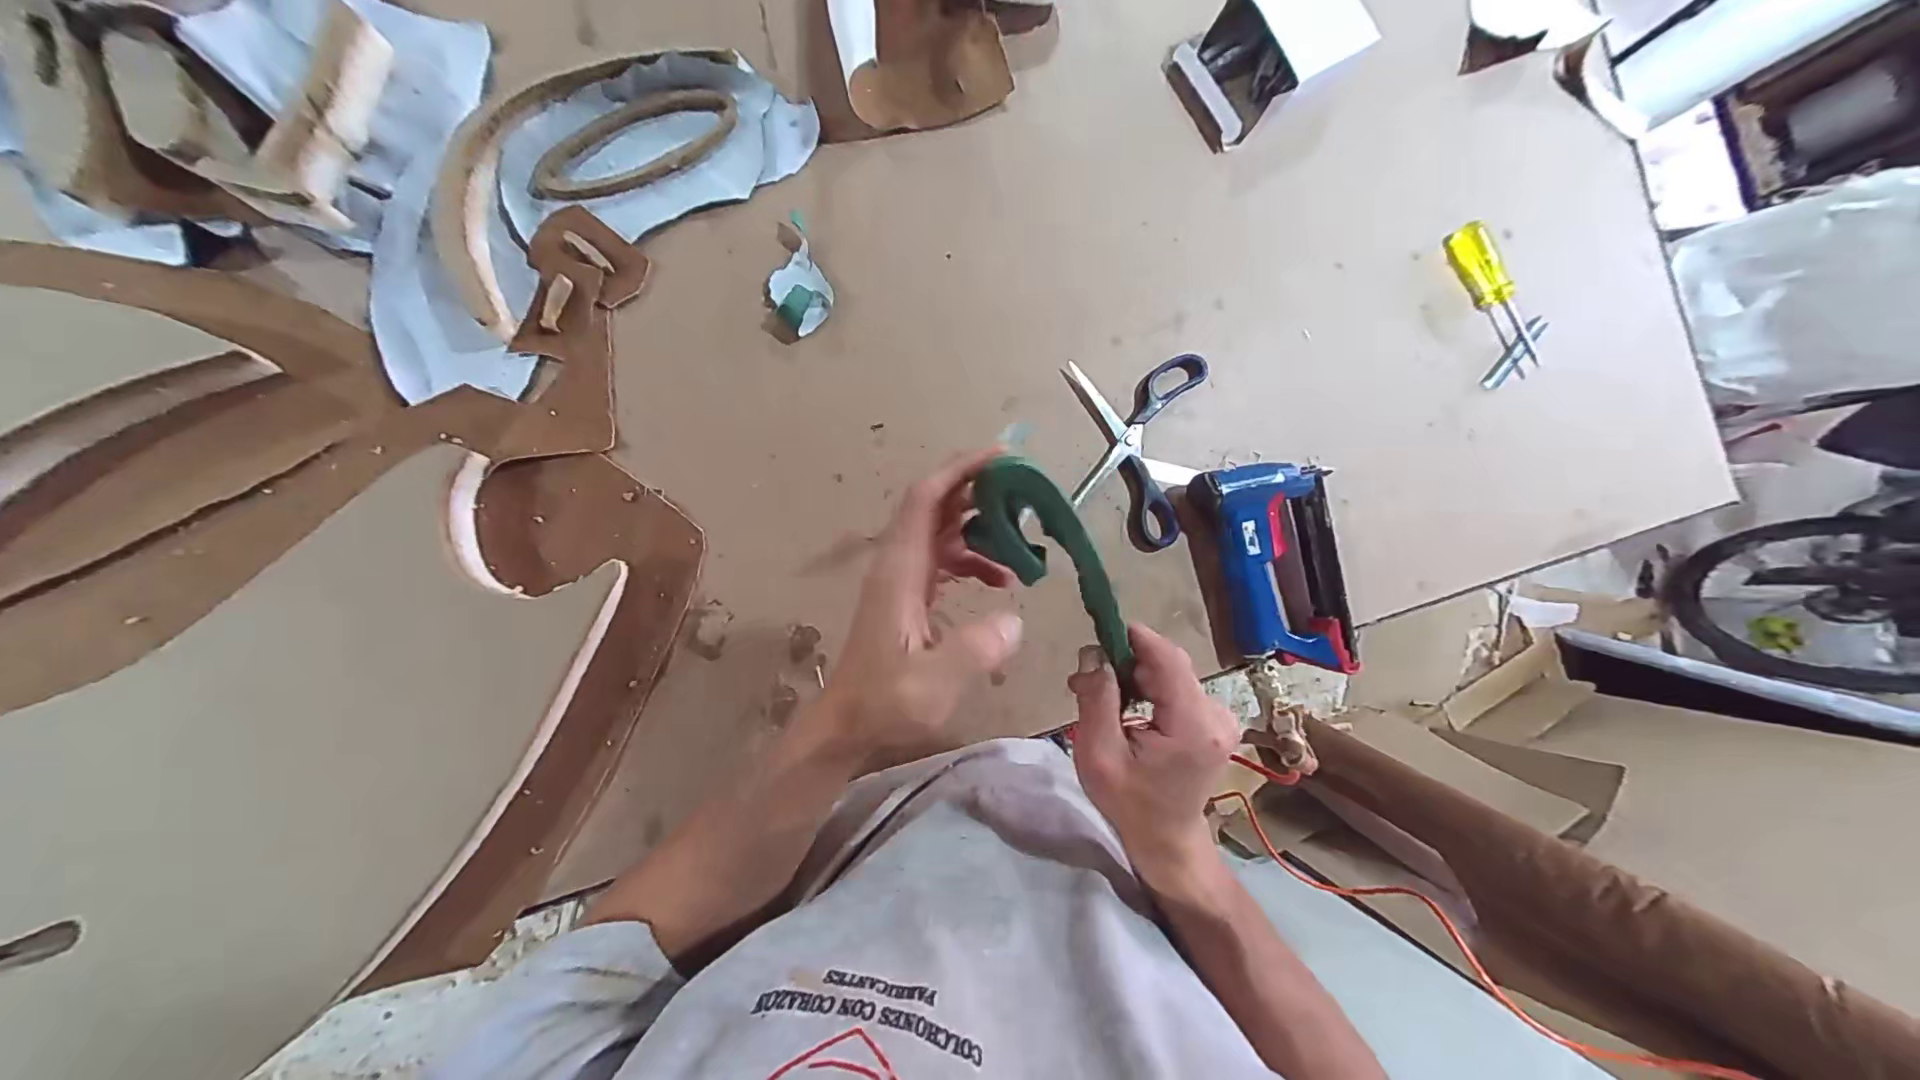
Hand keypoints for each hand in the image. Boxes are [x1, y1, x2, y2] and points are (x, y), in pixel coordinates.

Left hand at [810, 447, 1023, 774]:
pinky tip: (1001, 580)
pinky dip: (973, 560)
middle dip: (979, 492)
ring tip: (1022, 546)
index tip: (1002, 455)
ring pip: (943, 533)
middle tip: (1026, 495)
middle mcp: (899, 564)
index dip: (960, 470)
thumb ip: (977, 649)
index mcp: (900, 570)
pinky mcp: (908, 597)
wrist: (847, 725)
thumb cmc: (884, 702)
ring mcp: (902, 579)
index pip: (927, 499)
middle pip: (937, 506)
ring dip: (981, 530)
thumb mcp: (935, 681)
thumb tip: (1014, 619)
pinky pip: (944, 560)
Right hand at [1070, 623, 1238, 888]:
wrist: (1166, 841)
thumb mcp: (1099, 754)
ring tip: (1098, 696)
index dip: (1134, 638)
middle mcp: (1217, 714)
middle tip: (1084, 680)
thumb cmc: (1130, 804)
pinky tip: (1124, 708)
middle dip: (1125, 663)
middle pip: (1168, 664)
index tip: (1099, 631)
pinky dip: (1148, 690)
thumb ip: (1097, 699)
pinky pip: (1176, 688)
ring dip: (1133, 677)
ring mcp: (1221, 717)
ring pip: (1170, 674)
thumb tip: (1094, 652)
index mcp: (1194, 724)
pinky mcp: (1214, 721)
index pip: (1168, 658)